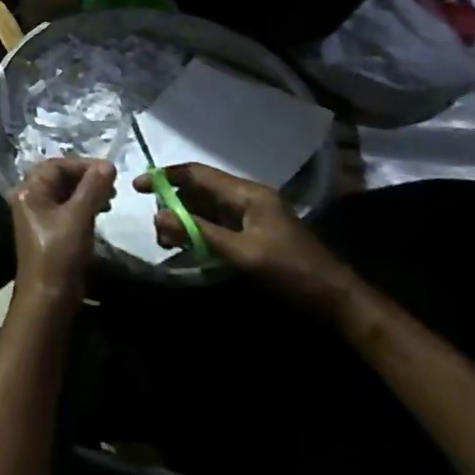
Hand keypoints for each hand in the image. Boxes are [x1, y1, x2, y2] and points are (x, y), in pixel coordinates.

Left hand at [10, 158, 116, 298]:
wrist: (48, 295)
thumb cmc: (59, 252)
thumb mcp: (78, 216)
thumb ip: (93, 187)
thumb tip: (108, 164)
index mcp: (29, 190)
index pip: (56, 164)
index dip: (82, 164)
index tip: (109, 171)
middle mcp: (30, 198)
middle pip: (59, 176)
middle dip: (86, 177)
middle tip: (111, 186)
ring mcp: (38, 215)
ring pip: (64, 192)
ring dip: (87, 191)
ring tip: (109, 199)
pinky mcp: (49, 230)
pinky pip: (66, 208)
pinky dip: (83, 205)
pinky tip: (100, 212)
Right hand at [137, 164, 359, 313]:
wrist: (337, 301)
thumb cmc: (291, 272)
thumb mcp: (242, 253)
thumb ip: (199, 232)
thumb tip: (158, 216)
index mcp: (247, 193)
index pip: (196, 174)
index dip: (164, 177)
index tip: (136, 187)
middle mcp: (246, 197)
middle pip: (197, 190)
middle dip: (171, 206)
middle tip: (158, 231)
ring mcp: (250, 215)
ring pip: (203, 208)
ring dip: (182, 221)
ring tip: (169, 243)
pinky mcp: (251, 233)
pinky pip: (214, 224)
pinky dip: (197, 232)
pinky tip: (187, 248)